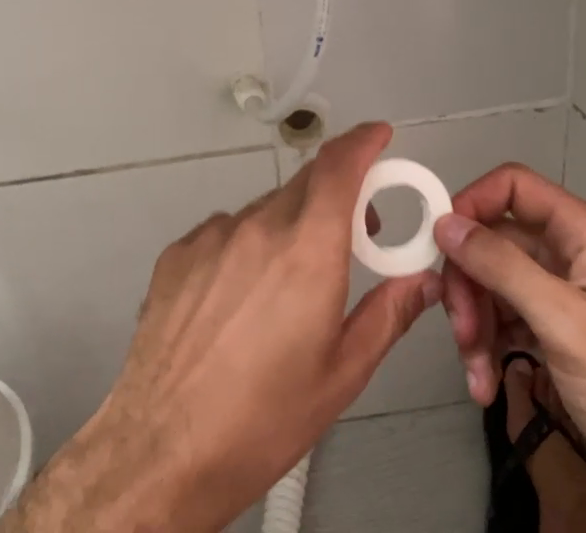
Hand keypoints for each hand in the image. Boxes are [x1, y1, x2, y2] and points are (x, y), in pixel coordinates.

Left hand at [0, 123, 441, 532]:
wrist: (164, 447)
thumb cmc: (259, 420)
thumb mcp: (343, 372)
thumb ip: (389, 313)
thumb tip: (420, 280)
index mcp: (306, 253)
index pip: (339, 168)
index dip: (363, 143)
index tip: (378, 137)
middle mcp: (256, 231)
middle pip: (305, 184)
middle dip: (338, 194)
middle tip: (356, 232)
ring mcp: (209, 239)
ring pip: (264, 209)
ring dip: (291, 225)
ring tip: (294, 279)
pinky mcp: (177, 255)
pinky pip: (224, 232)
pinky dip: (247, 245)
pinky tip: (244, 295)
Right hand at [436, 165, 585, 532]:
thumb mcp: (564, 323)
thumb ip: (503, 267)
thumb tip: (445, 223)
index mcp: (585, 236)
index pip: (513, 188)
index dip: (471, 206)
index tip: (440, 247)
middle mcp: (570, 255)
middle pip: (494, 242)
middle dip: (469, 285)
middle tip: (462, 332)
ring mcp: (560, 294)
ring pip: (491, 284)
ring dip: (474, 325)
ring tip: (478, 373)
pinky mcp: (553, 331)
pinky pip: (502, 320)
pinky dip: (487, 349)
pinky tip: (486, 385)